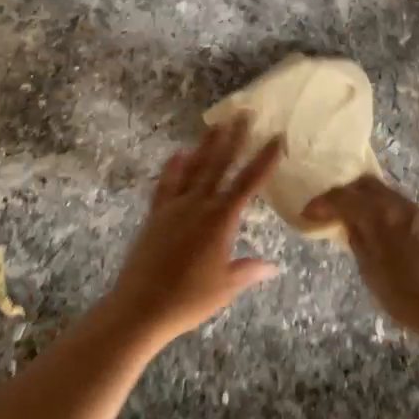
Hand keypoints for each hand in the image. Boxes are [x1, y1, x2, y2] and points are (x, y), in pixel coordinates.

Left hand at [101, 117, 283, 345]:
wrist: (141, 306)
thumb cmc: (189, 300)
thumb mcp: (226, 287)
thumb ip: (248, 271)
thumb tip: (272, 266)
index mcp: (220, 220)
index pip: (248, 183)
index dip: (264, 160)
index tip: (276, 138)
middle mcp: (198, 205)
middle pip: (220, 164)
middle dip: (234, 137)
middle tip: (244, 113)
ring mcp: (174, 206)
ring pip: (194, 167)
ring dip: (207, 144)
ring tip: (217, 123)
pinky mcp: (156, 213)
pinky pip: (167, 183)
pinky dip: (174, 167)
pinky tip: (179, 153)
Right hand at [303, 176, 418, 348]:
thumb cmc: (412, 299)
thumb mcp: (374, 276)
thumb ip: (359, 244)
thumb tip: (351, 226)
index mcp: (381, 214)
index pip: (343, 197)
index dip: (322, 203)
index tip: (306, 213)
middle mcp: (399, 205)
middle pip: (364, 185)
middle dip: (343, 194)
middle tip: (328, 211)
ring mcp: (418, 213)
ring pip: (383, 193)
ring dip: (363, 201)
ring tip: (350, 220)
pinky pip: (397, 206)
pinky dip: (380, 210)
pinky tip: (377, 230)